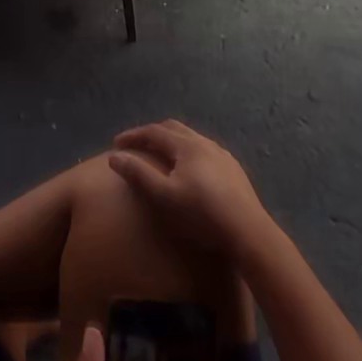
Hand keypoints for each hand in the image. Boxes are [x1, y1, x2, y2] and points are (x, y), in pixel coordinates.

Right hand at [108, 120, 283, 265]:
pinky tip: (187, 169)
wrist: (246, 231)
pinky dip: (186, 152)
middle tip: (134, 145)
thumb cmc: (201, 214)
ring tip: (157, 155)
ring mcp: (223, 156)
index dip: (133, 135)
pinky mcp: (233, 170)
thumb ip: (138, 174)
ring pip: (192, 139)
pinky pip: (204, 151)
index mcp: (188, 146)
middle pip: (175, 129)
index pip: (155, 132)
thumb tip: (114, 156)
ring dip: (171, 142)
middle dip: (152, 134)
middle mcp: (207, 144)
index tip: (115, 144)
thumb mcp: (163, 196)